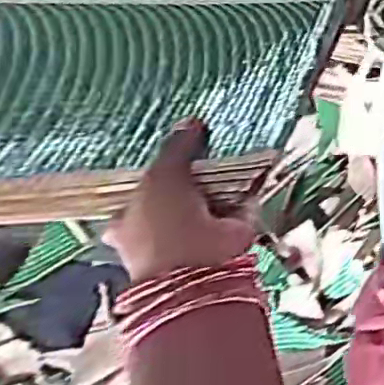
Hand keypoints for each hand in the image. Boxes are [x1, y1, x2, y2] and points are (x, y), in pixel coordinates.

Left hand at [106, 119, 255, 281]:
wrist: (199, 264)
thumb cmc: (163, 225)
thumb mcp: (160, 178)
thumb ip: (174, 149)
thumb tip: (190, 120)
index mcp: (129, 220)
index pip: (141, 188)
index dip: (158, 167)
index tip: (177, 144)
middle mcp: (161, 227)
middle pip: (179, 189)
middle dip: (195, 170)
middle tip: (209, 142)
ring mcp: (197, 229)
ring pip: (210, 194)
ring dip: (224, 176)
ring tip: (235, 146)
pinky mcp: (229, 229)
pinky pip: (239, 199)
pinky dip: (247, 185)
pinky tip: (254, 162)